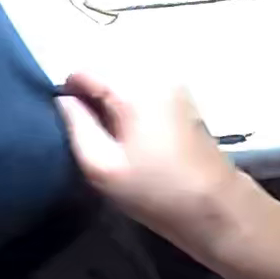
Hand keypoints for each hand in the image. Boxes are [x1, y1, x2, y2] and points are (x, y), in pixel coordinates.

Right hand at [56, 70, 263, 257]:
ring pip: (123, 80)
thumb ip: (76, 126)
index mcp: (132, 87)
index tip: (70, 127)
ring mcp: (172, 84)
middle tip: (92, 136)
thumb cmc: (156, 191)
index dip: (68, 95)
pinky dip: (131, 105)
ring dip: (111, 102)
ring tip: (113, 138)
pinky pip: (142, 89)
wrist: (217, 207)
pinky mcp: (182, 97)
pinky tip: (135, 137)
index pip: (83, 71)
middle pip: (104, 72)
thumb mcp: (102, 167)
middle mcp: (153, 74)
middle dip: (91, 98)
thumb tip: (62, 99)